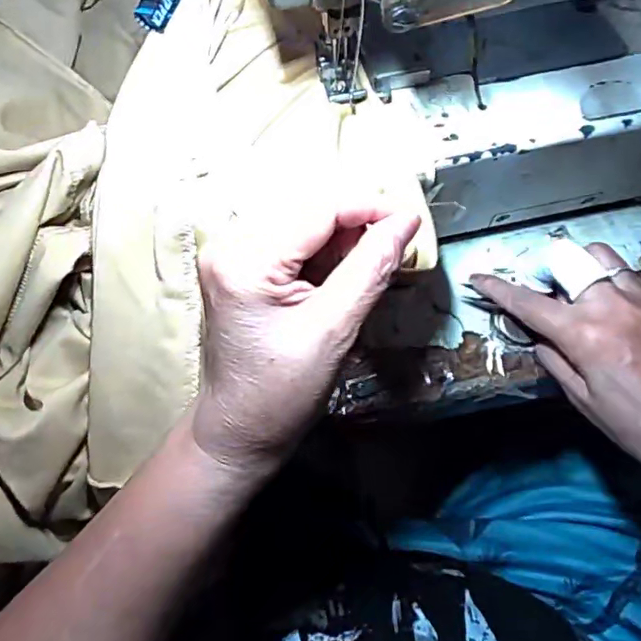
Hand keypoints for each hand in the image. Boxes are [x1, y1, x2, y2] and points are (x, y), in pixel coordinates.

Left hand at [192, 184, 421, 482]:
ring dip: (343, 236)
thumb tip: (404, 222)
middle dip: (356, 222)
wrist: (238, 432)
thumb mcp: (333, 330)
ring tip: (372, 262)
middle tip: (396, 244)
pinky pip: (292, 241)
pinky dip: (325, 251)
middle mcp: (230, 246)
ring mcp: (232, 255)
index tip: (410, 219)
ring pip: (303, 223)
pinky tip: (343, 271)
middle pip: (309, 211)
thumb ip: (370, 269)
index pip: (317, 210)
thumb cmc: (280, 394)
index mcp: (245, 261)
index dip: (368, 208)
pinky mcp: (241, 266)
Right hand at [471, 244, 640, 501]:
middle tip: (539, 292)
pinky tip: (613, 311)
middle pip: (567, 259)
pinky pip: (627, 276)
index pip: (528, 302)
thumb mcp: (588, 405)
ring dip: (578, 266)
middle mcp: (611, 303)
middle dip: (544, 269)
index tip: (478, 278)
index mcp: (585, 333)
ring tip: (574, 293)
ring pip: (599, 256)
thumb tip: (541, 340)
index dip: (497, 289)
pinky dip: (608, 281)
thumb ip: (557, 364)